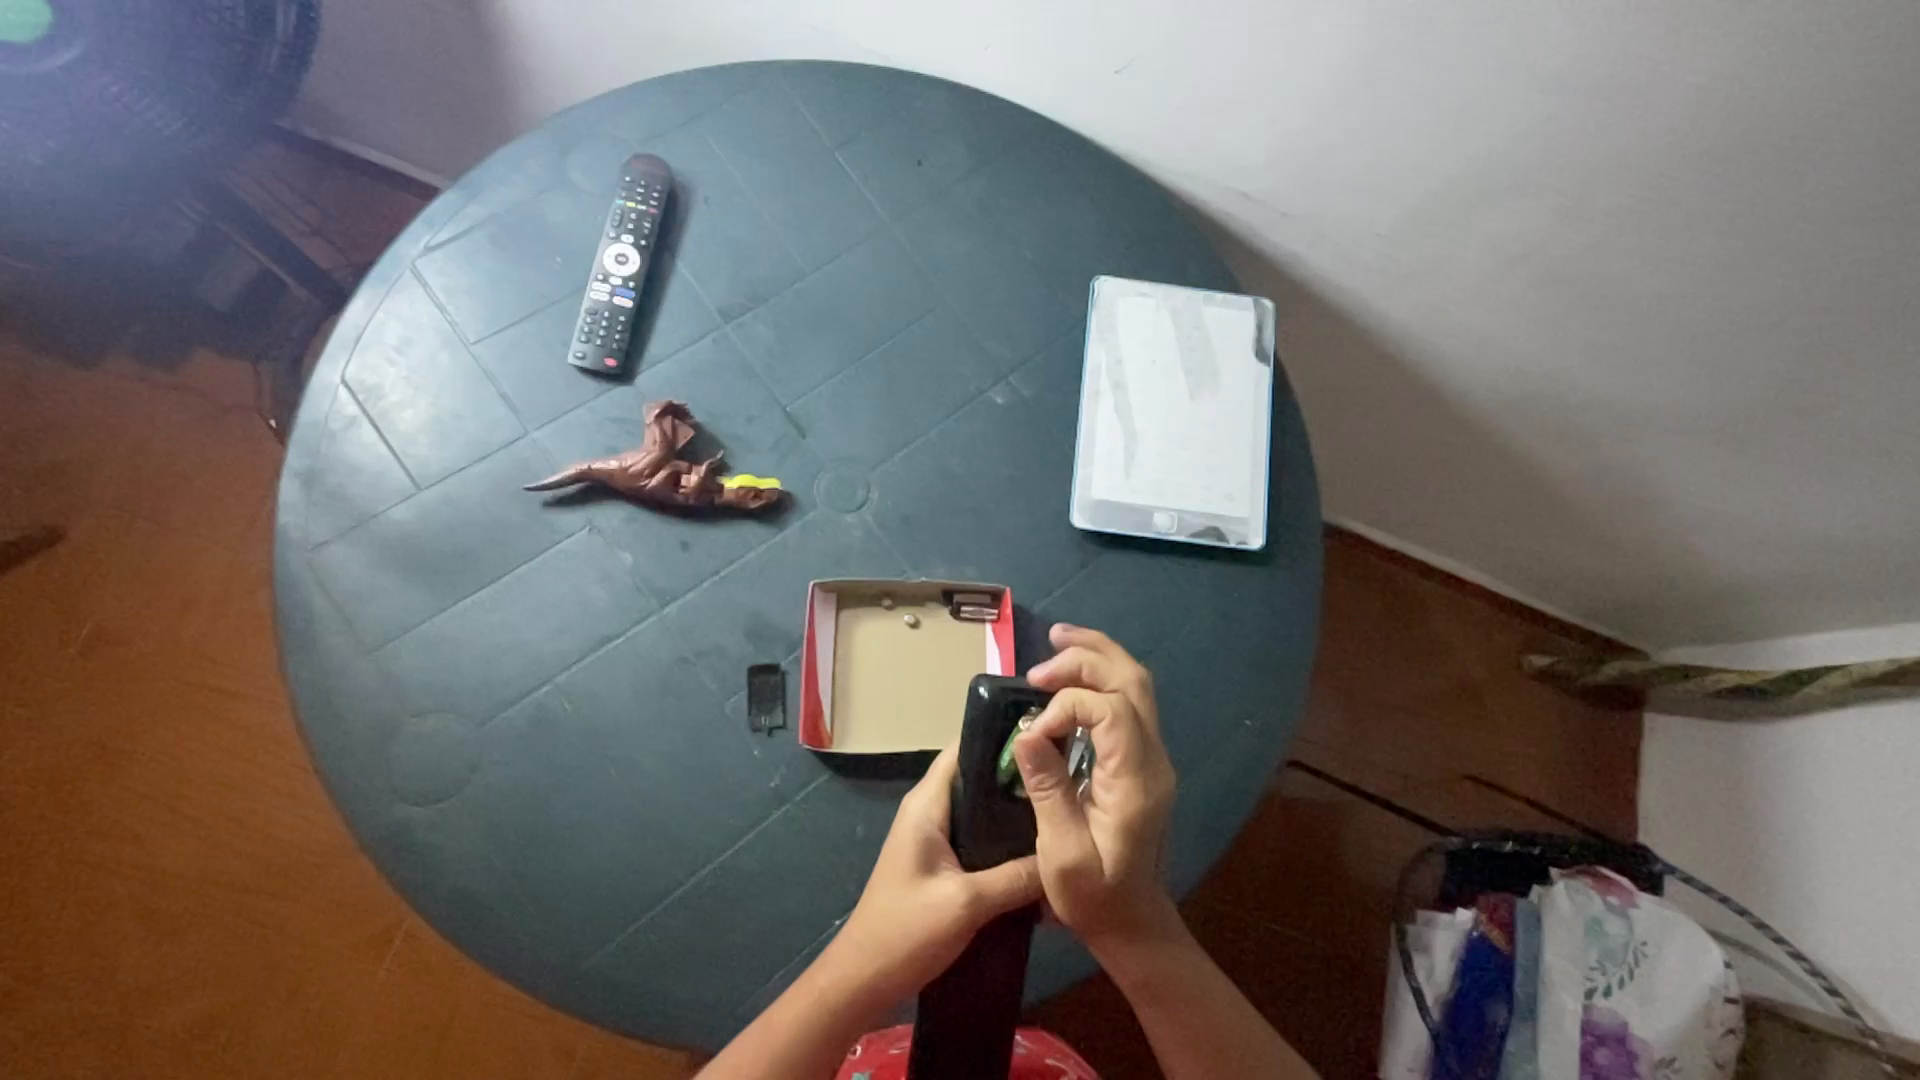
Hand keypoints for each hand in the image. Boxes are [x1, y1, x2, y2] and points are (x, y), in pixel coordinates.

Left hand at [830, 744, 1043, 1002]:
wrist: (864, 979)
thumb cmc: (906, 931)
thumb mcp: (967, 903)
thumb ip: (1017, 877)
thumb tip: (1063, 855)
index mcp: (926, 804)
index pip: (963, 749)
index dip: (1001, 740)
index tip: (1047, 736)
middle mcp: (929, 810)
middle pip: (976, 776)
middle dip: (1015, 775)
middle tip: (1066, 776)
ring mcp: (933, 836)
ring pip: (979, 808)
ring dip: (1011, 808)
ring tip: (1058, 807)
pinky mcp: (941, 862)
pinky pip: (978, 835)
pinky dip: (1003, 836)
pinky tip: (1036, 847)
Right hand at [1015, 623, 1178, 948]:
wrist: (1135, 924)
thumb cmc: (1096, 898)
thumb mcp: (1062, 854)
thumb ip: (1048, 790)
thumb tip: (1026, 733)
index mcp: (1137, 780)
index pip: (1110, 710)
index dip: (1066, 706)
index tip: (1031, 734)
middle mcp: (1153, 758)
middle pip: (1131, 681)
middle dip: (1085, 659)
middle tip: (1037, 666)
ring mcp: (1152, 757)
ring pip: (1136, 684)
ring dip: (1097, 656)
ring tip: (1057, 641)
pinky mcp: (1142, 760)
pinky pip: (1128, 702)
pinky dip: (1100, 677)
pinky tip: (1070, 676)